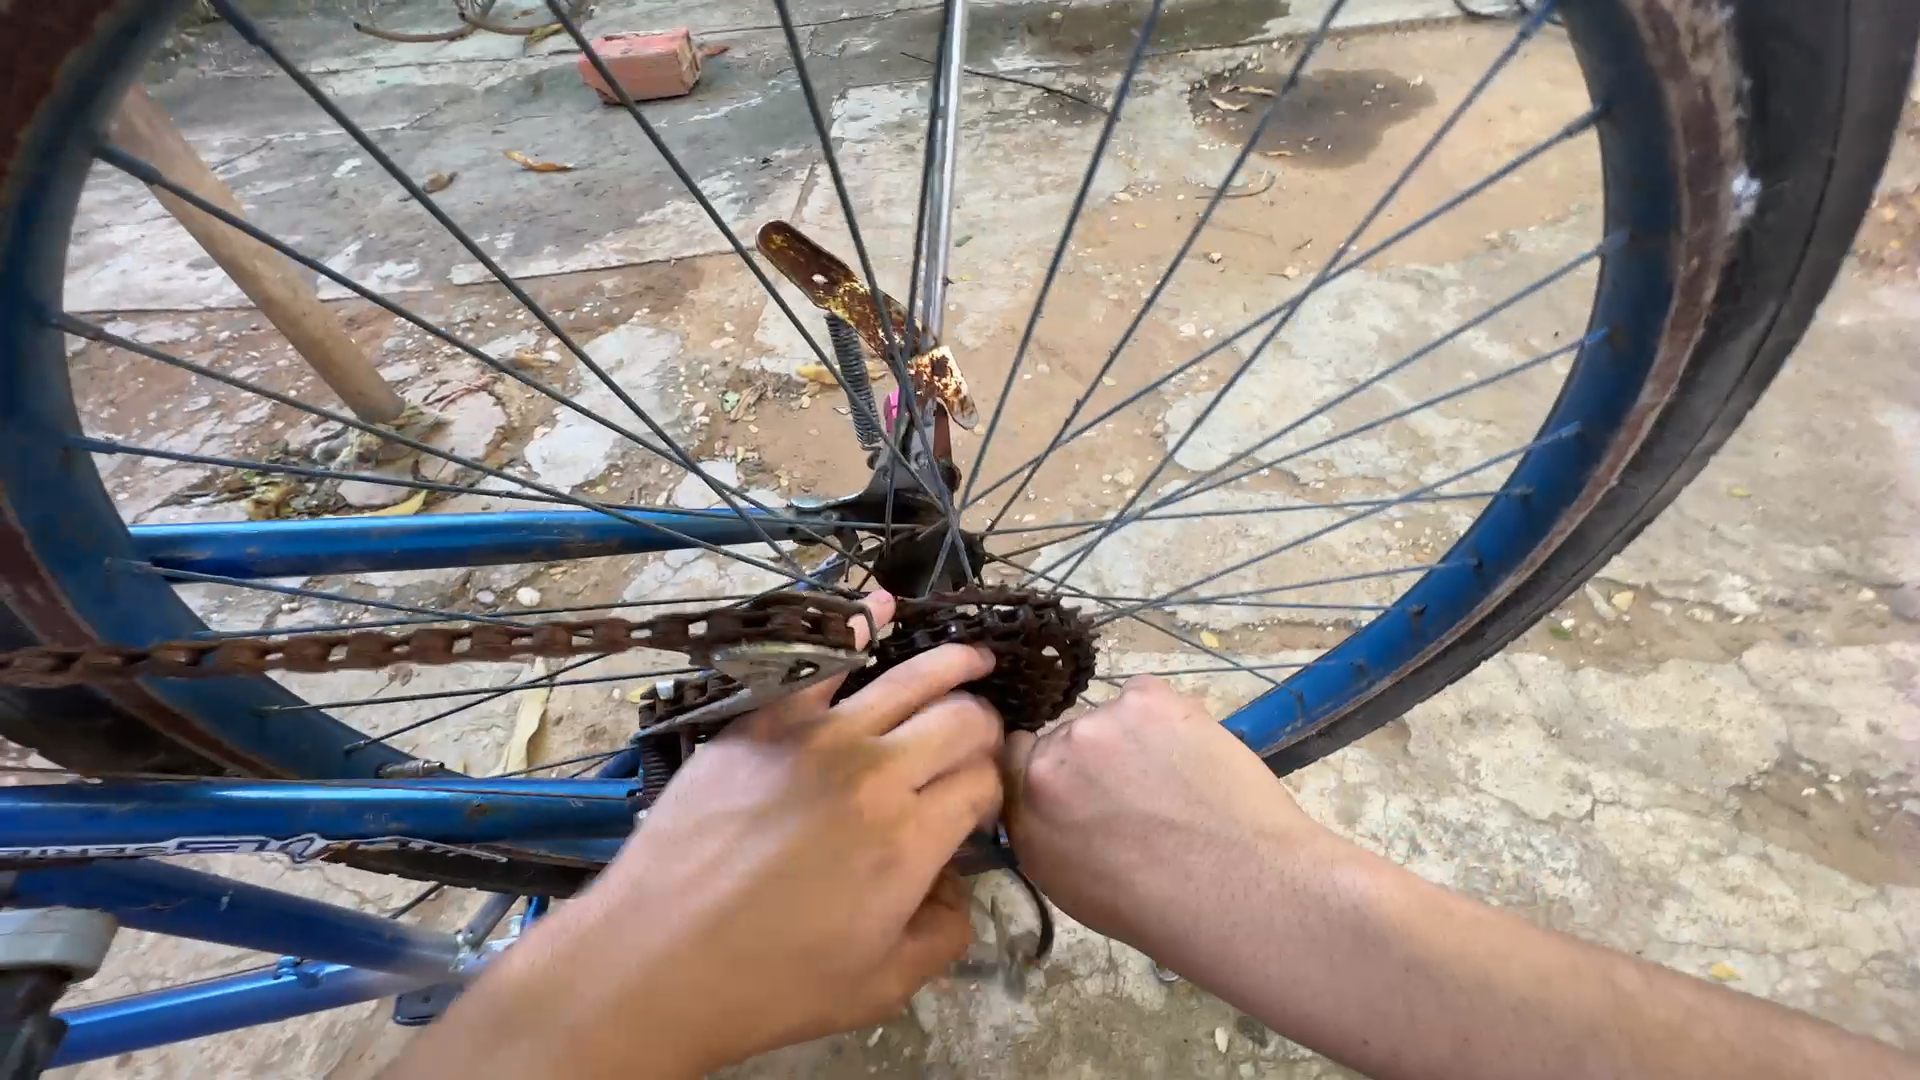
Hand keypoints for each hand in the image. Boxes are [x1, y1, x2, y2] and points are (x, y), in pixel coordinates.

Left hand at [396, 592, 1004, 1079]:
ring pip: (913, 677)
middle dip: (986, 723)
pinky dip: (858, 622)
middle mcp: (878, 773)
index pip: (983, 782)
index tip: (979, 802)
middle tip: (982, 734)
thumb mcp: (878, 986)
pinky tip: (883, 604)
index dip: (992, 788)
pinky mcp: (769, 717)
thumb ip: (945, 933)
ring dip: (956, 663)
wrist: (653, 958)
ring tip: (976, 657)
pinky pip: (822, 656)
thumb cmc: (769, 983)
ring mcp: (821, 734)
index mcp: (909, 841)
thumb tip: (961, 882)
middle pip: (963, 720)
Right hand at [1001, 675, 1328, 952]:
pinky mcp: (1146, 699)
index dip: (1045, 767)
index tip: (1076, 783)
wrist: (1239, 893)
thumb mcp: (1065, 884)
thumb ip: (1039, 827)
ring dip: (1131, 740)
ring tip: (1175, 781)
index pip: (1014, 756)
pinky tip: (1191, 756)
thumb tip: (1044, 797)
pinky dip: (1165, 720)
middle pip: (1065, 736)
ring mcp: (1099, 723)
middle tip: (1136, 791)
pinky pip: (1145, 698)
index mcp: (1024, 807)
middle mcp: (1050, 759)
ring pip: (1109, 718)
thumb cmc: (1157, 908)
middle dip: (1091, 757)